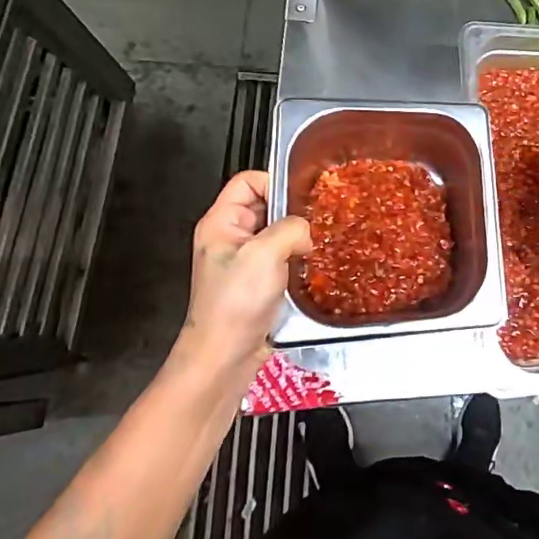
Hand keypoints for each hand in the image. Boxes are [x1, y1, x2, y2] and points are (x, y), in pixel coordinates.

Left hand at [171, 171, 311, 384]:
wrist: (224, 356)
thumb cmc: (235, 303)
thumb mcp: (265, 254)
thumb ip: (291, 229)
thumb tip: (307, 231)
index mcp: (221, 222)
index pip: (248, 181)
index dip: (274, 182)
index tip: (301, 196)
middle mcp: (230, 238)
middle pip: (266, 207)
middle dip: (292, 213)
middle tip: (317, 221)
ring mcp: (244, 262)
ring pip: (278, 235)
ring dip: (297, 240)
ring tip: (317, 245)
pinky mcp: (257, 284)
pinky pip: (282, 260)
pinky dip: (297, 261)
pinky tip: (311, 268)